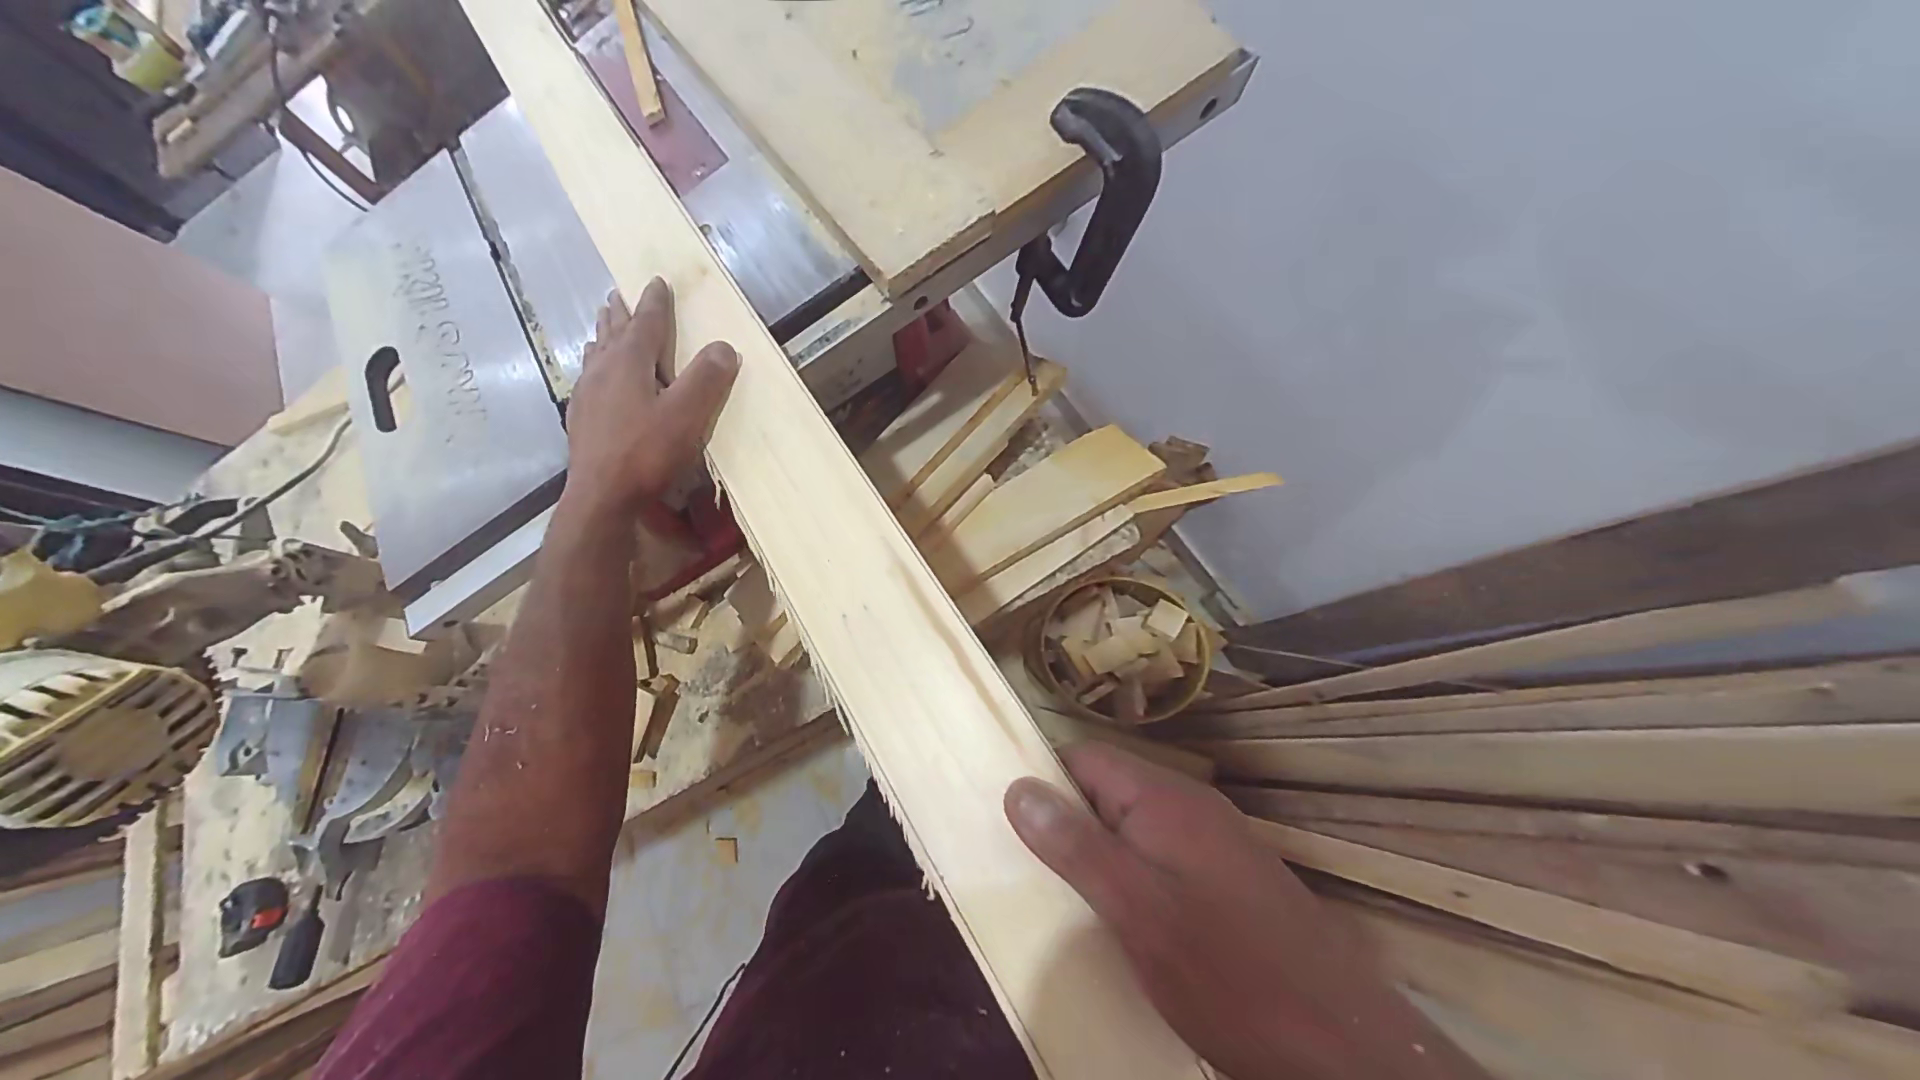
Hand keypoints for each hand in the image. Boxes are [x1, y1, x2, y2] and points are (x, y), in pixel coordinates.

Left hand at [563, 278, 738, 516]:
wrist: (602, 495)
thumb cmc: (647, 452)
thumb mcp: (687, 415)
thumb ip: (706, 378)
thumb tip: (724, 346)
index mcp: (630, 363)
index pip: (646, 323)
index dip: (655, 303)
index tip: (657, 281)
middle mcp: (604, 371)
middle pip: (615, 333)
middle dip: (622, 314)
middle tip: (620, 295)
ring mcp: (588, 394)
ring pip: (597, 354)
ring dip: (604, 335)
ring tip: (604, 324)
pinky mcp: (581, 418)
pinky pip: (588, 377)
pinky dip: (595, 364)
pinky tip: (594, 375)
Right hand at [1005, 743, 1485, 1079]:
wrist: (1342, 1046)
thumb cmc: (1225, 970)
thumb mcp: (1134, 908)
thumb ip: (1075, 845)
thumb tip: (1018, 787)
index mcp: (1163, 797)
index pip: (1084, 757)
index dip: (1045, 780)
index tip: (1010, 820)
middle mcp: (1190, 805)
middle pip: (1107, 788)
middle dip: (1068, 820)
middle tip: (1032, 868)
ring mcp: (1214, 840)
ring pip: (1133, 824)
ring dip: (1099, 851)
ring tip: (1068, 897)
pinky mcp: (1229, 877)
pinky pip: (1161, 855)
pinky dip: (1132, 874)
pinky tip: (1124, 918)